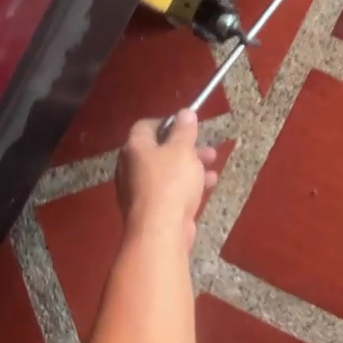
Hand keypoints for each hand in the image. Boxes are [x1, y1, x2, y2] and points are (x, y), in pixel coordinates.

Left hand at [115, 110, 220, 240]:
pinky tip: (206, 187)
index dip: (168, 122)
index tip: (189, 126)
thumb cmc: (172, 183)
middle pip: (159, 149)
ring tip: (212, 169)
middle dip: (186, 147)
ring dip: (191, 166)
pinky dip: (186, 185)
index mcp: (135, 147)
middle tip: (207, 149)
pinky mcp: (150, 208)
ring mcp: (138, 189)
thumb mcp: (183, 150)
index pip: (146, 125)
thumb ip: (185, 130)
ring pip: (167, 170)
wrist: (161, 230)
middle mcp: (130, 166)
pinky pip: (169, 189)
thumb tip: (185, 112)